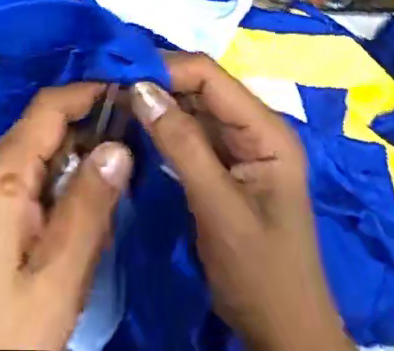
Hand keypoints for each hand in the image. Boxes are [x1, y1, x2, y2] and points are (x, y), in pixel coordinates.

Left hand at [0, 84, 132, 350]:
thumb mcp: (56, 276)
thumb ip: (90, 206)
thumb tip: (120, 145)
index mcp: (5, 171)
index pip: (53, 103)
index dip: (95, 90)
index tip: (140, 92)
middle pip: (49, 126)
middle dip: (96, 129)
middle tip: (144, 144)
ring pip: (44, 155)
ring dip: (83, 161)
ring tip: (126, 179)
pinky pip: (33, 181)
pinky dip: (65, 185)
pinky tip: (91, 214)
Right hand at [131, 53, 351, 350]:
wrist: (285, 333)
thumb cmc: (261, 272)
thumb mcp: (219, 209)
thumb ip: (183, 146)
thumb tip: (141, 88)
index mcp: (267, 128)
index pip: (212, 77)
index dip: (167, 68)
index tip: (120, 72)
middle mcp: (256, 127)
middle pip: (203, 89)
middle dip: (159, 84)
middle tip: (108, 86)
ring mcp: (242, 148)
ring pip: (195, 110)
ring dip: (158, 105)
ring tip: (113, 101)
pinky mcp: (227, 168)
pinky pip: (193, 136)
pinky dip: (165, 131)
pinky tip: (135, 129)